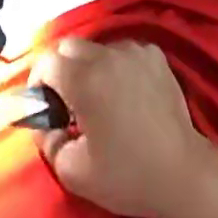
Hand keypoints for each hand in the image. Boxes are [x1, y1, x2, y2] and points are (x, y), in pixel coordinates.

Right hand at [29, 38, 213, 217]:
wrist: (179, 170)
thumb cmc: (124, 172)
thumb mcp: (72, 170)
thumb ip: (48, 141)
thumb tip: (44, 123)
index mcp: (85, 79)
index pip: (48, 60)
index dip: (38, 80)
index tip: (43, 103)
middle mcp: (110, 55)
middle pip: (71, 45)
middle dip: (61, 68)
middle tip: (66, 101)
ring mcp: (136, 51)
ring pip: (99, 46)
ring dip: (90, 66)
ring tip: (99, 98)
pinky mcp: (156, 55)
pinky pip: (125, 51)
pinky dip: (117, 65)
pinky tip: (125, 92)